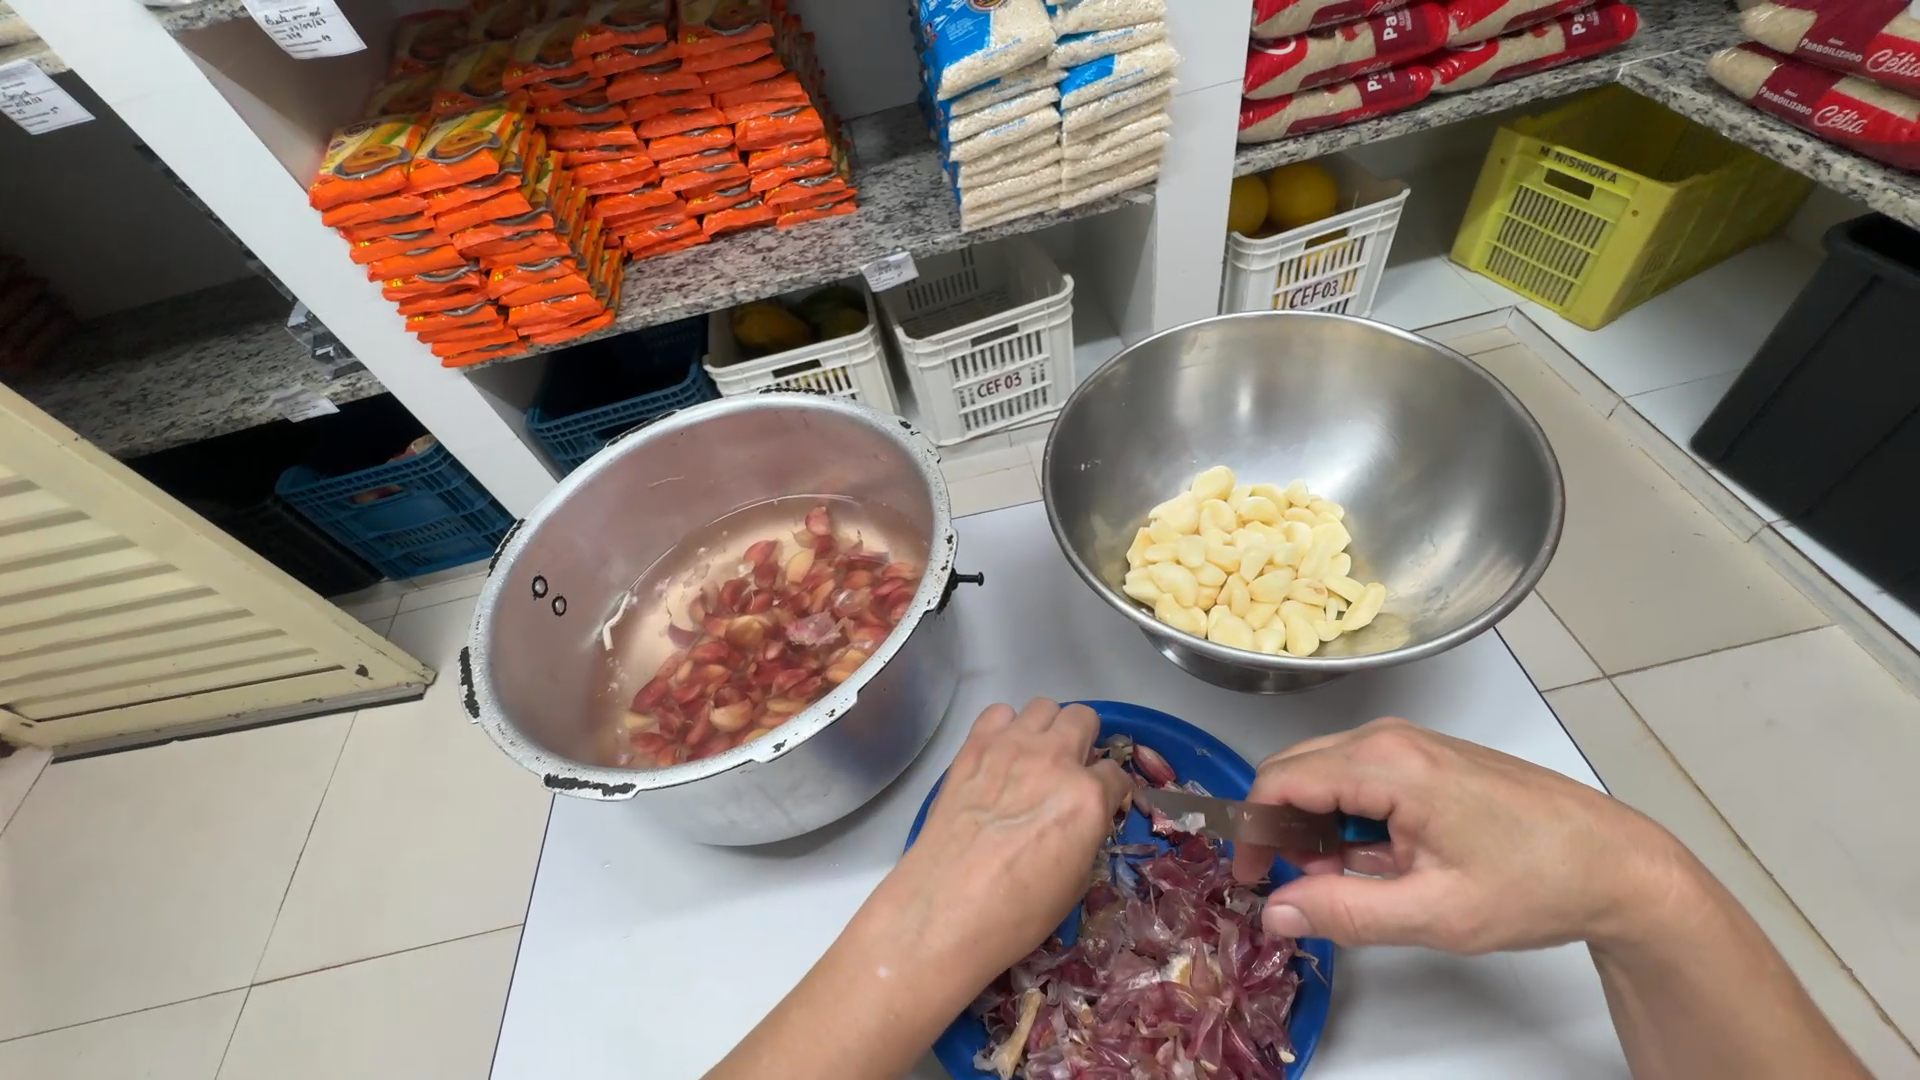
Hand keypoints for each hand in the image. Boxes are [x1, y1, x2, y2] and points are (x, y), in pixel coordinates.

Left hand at [879, 699, 1130, 986]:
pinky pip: (998, 712)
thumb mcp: (1076, 880)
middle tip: (1072, 766)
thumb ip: (1087, 830)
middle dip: (1084, 740)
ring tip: (1035, 754)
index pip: (1116, 773)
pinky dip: (1005, 726)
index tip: (1102, 799)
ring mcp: (1011, 746)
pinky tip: (1000, 752)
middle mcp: (1054, 759)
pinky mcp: (974, 745)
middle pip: (1083, 718)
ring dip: (1046, 728)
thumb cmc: (1018, 912)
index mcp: (1087, 797)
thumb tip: (1084, 814)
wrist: (946, 908)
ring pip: (1043, 706)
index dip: (1111, 789)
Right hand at [1235, 717, 1692, 953]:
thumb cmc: (1534, 884)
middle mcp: (1385, 737)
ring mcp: (1403, 741)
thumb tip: (1275, 913)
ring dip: (1315, 824)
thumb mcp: (1435, 913)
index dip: (1253, 832)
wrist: (1621, 863)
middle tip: (1301, 884)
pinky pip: (1352, 773)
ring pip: (1320, 772)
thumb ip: (1344, 911)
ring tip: (1349, 877)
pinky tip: (1377, 855)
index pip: (1279, 782)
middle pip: (1293, 771)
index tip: (1252, 878)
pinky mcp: (1418, 753)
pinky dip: (1345, 814)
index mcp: (1383, 763)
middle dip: (1282, 828)